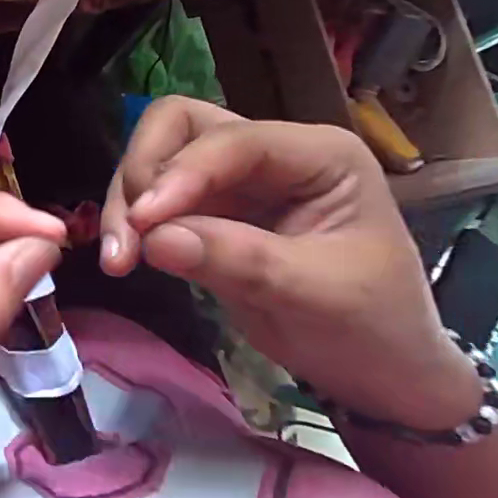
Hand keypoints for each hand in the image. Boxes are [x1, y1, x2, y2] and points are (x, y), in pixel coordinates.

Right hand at [99, 97, 479, 428]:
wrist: (378, 373)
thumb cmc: (370, 327)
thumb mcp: (315, 295)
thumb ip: (237, 260)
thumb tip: (152, 239)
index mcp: (319, 155)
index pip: (234, 141)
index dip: (183, 173)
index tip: (143, 223)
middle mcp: (270, 152)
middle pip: (180, 124)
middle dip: (144, 170)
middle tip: (131, 231)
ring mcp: (235, 178)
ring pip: (156, 156)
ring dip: (126, 199)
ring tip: (119, 259)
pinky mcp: (208, 208)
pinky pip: (153, 198)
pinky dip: (131, 223)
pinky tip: (125, 259)